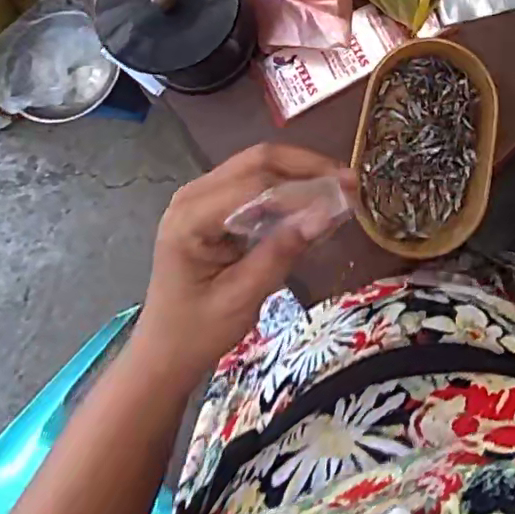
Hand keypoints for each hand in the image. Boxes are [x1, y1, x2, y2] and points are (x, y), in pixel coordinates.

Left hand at [135, 144, 353, 381]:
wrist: (164, 352)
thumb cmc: (197, 332)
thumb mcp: (242, 298)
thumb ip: (281, 252)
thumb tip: (327, 213)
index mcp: (191, 217)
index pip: (255, 185)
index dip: (302, 187)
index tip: (345, 196)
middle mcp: (192, 193)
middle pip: (258, 161)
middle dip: (306, 167)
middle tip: (350, 182)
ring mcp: (200, 193)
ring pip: (258, 164)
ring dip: (300, 171)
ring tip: (339, 185)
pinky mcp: (212, 201)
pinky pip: (254, 180)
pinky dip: (286, 184)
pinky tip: (313, 197)